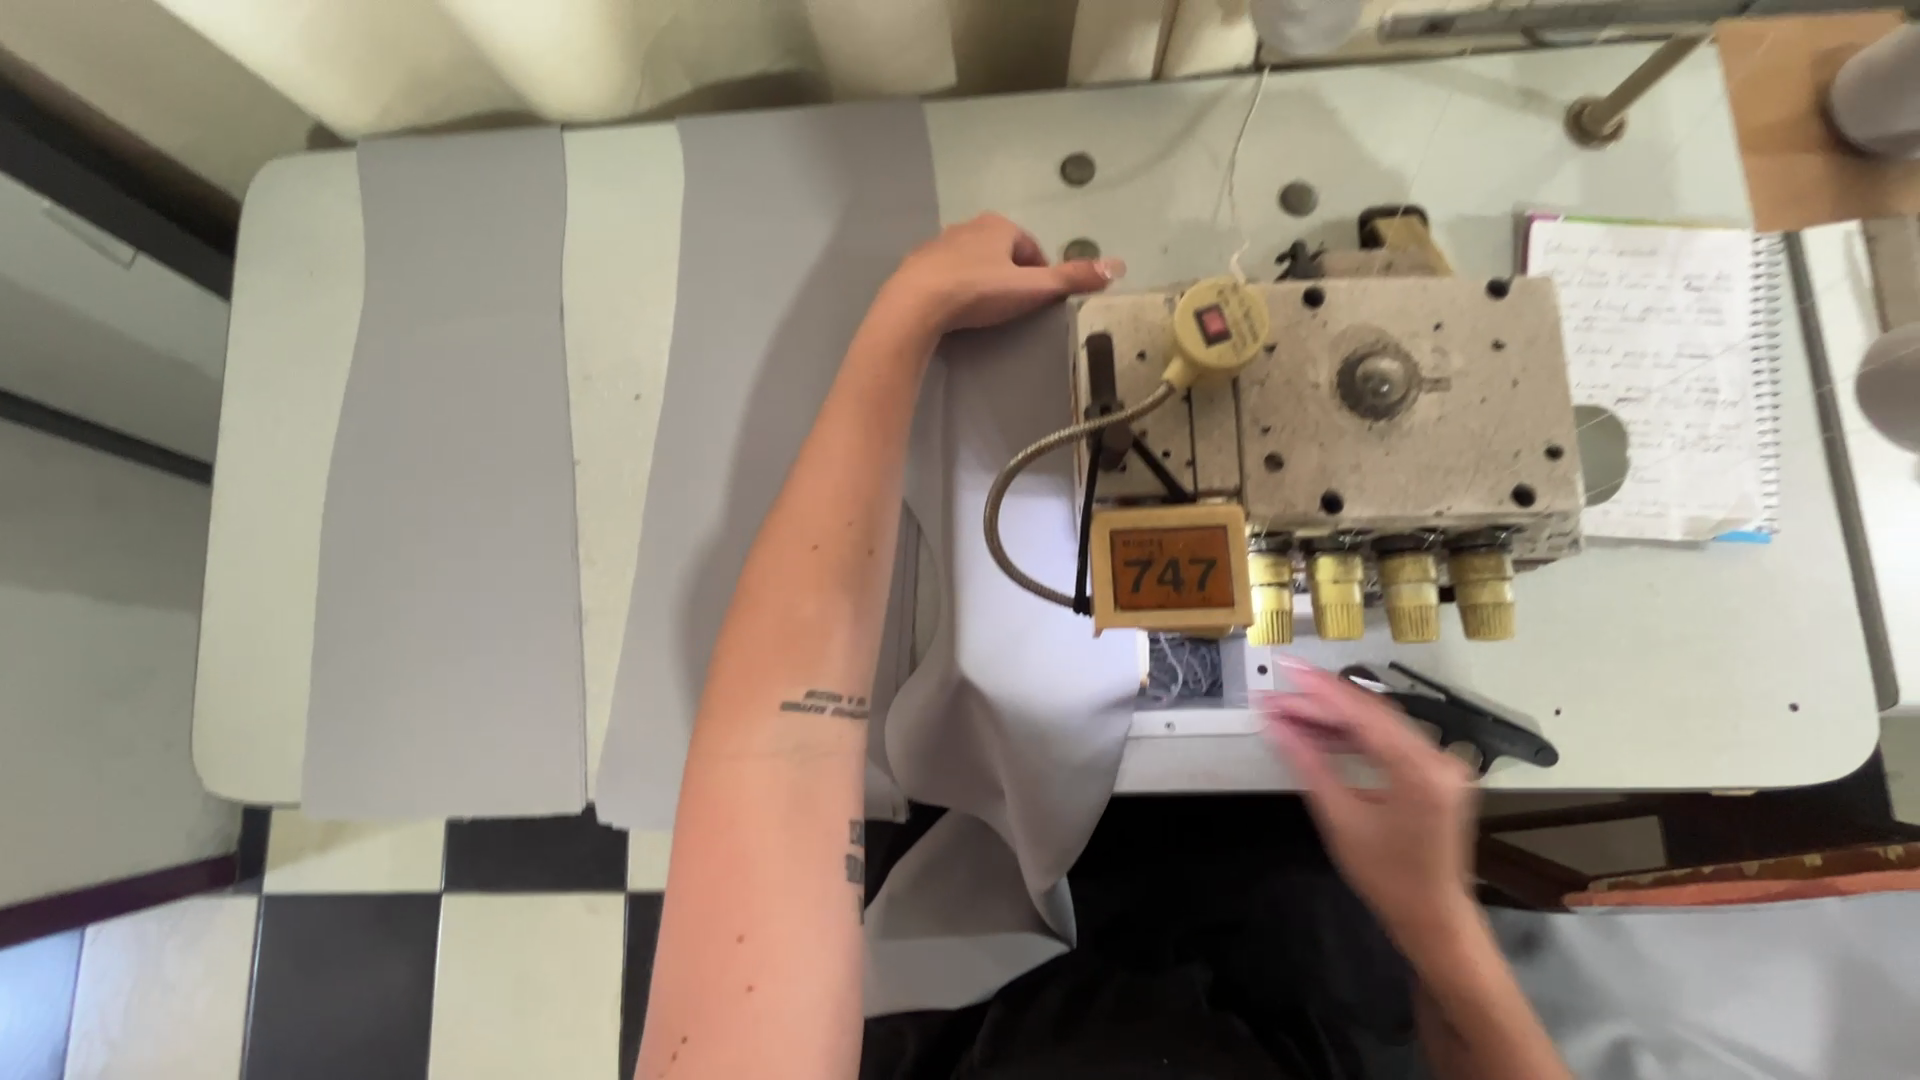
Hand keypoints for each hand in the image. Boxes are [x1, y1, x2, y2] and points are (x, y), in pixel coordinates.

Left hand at [882, 213, 1123, 332]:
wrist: (917, 303)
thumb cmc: (978, 292)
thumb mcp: (1031, 288)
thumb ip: (1072, 279)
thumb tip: (1118, 267)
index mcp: (999, 226)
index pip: (1030, 247)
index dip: (1040, 272)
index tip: (1039, 297)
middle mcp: (968, 227)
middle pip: (1000, 251)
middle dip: (1011, 274)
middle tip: (1013, 305)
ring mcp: (939, 244)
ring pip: (971, 261)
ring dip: (982, 280)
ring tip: (985, 309)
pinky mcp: (918, 265)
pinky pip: (946, 274)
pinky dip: (955, 287)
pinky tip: (955, 308)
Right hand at [1261, 660, 1481, 956]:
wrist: (1433, 916)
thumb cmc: (1387, 875)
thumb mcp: (1340, 816)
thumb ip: (1307, 761)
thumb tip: (1275, 724)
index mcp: (1420, 770)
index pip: (1363, 713)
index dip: (1319, 689)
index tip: (1286, 669)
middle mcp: (1438, 758)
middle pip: (1369, 714)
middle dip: (1318, 703)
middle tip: (1274, 698)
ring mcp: (1439, 764)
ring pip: (1376, 724)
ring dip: (1331, 718)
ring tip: (1287, 713)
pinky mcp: (1432, 772)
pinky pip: (1386, 740)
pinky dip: (1351, 735)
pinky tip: (1318, 731)